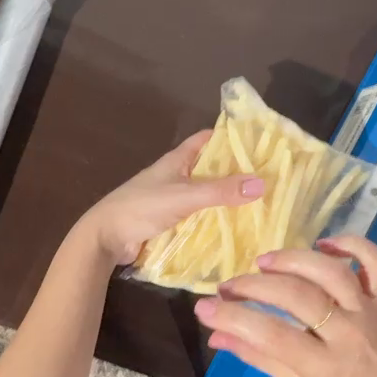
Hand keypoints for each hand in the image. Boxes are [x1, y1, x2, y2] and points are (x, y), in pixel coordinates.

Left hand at [77, 130, 263, 263]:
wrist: (107, 238)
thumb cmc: (141, 207)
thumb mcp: (184, 196)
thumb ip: (220, 191)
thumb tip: (262, 183)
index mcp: (177, 161)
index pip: (207, 140)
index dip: (230, 138)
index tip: (259, 143)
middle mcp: (177, 176)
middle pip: (211, 169)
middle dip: (236, 172)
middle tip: (269, 178)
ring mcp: (173, 200)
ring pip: (206, 195)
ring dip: (227, 199)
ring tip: (261, 204)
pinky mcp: (171, 222)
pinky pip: (199, 217)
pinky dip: (215, 220)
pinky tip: (235, 228)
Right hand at [193, 235, 376, 376]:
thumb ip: (258, 357)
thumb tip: (216, 336)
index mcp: (324, 365)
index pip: (273, 336)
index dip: (235, 319)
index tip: (204, 309)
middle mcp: (346, 333)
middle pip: (298, 297)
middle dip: (255, 287)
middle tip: (227, 287)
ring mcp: (365, 309)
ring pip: (331, 272)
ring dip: (293, 261)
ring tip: (263, 262)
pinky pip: (372, 260)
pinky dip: (350, 244)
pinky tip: (322, 243)